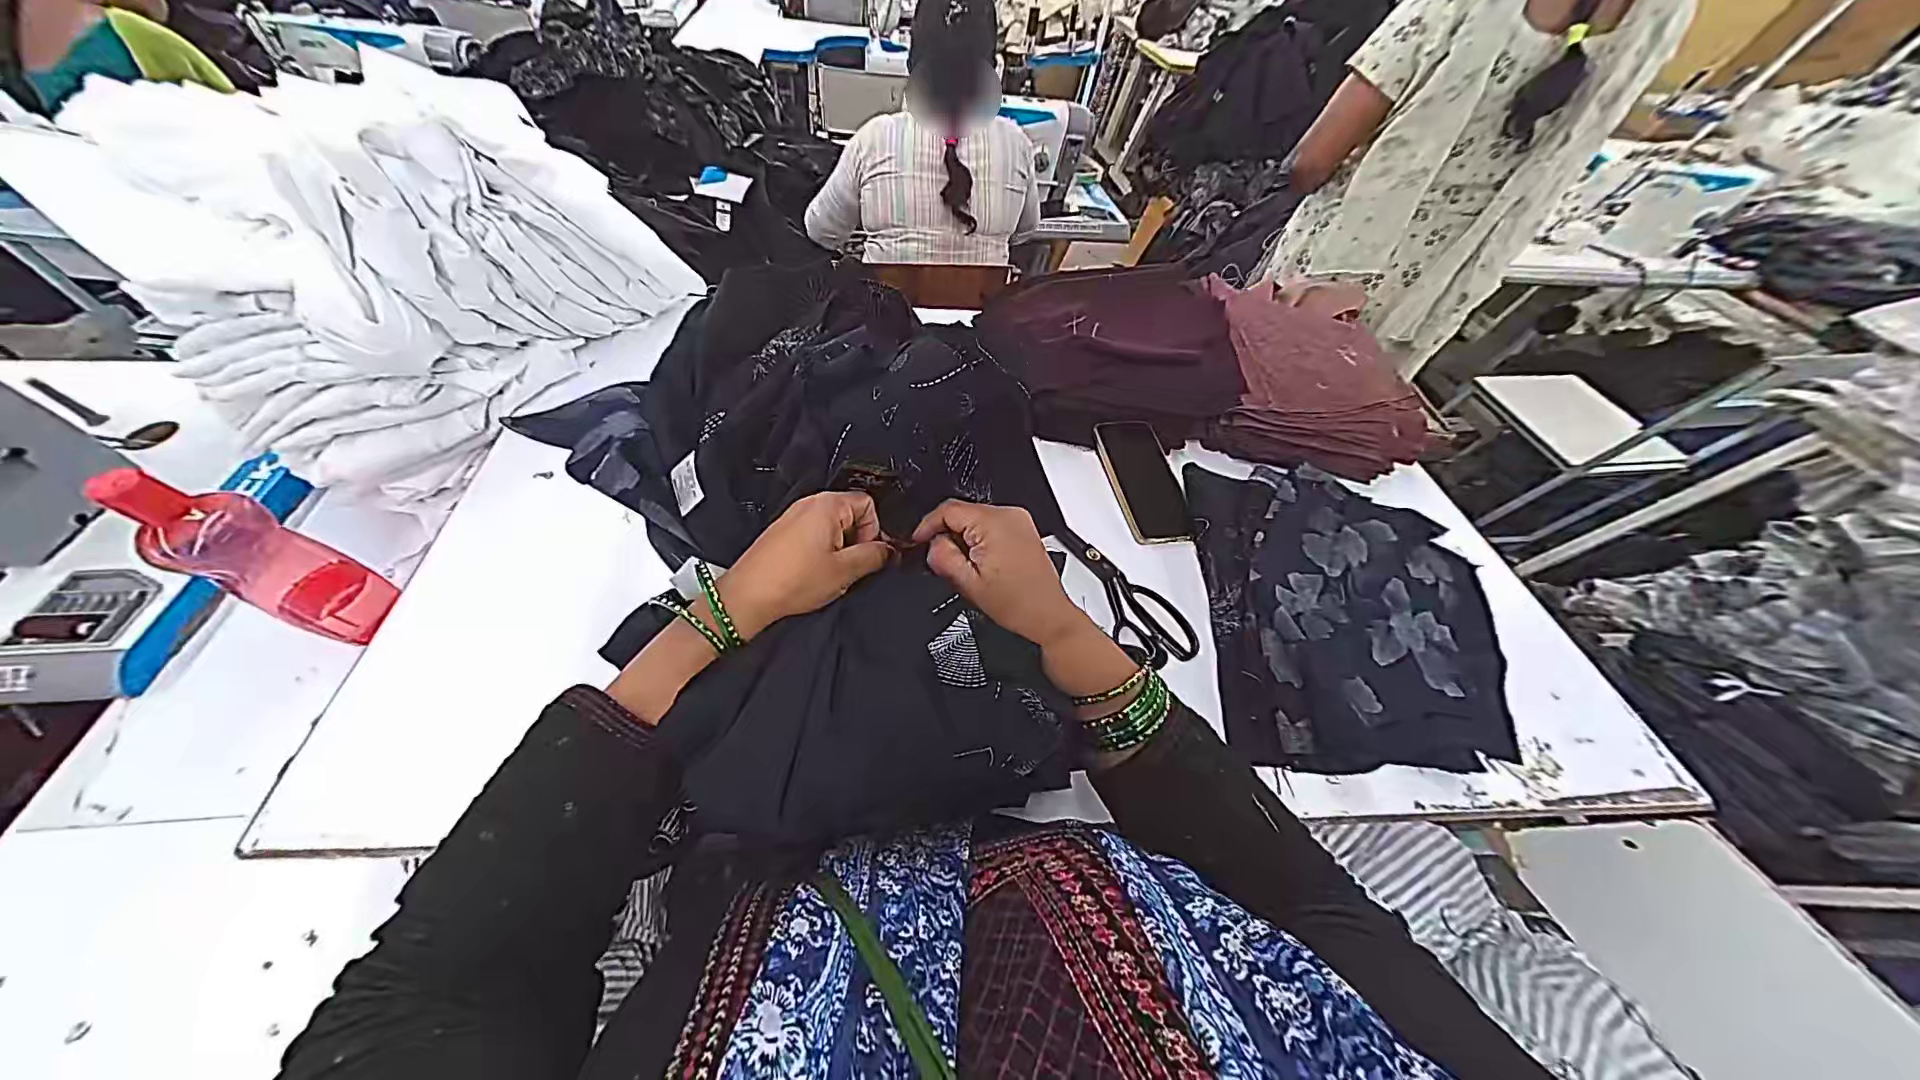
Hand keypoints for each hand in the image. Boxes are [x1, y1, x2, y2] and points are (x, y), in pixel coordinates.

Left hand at [719, 492, 893, 637]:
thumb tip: (888, 550)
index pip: (868, 504)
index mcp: (826, 505)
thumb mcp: (844, 571)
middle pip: (851, 514)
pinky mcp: (784, 533)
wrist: (748, 597)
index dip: (875, 530)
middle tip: (850, 566)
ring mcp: (794, 518)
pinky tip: (814, 573)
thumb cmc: (788, 581)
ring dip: (839, 549)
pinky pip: (815, 535)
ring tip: (829, 572)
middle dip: (857, 541)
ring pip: (834, 527)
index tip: (870, 552)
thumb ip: (874, 556)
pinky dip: (822, 552)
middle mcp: (808, 505)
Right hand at [912, 500, 1095, 647]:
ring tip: (970, 567)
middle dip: (946, 534)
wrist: (1047, 615)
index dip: (926, 525)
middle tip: (946, 562)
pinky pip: (991, 525)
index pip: (947, 509)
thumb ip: (942, 557)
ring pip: (974, 518)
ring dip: (963, 537)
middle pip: (961, 512)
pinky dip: (980, 539)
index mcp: (994, 523)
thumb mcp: (968, 584)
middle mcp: (1009, 515)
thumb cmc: (1018, 604)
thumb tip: (932, 543)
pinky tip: (984, 564)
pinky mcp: (1023, 528)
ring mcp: (1019, 520)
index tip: (918, 540)